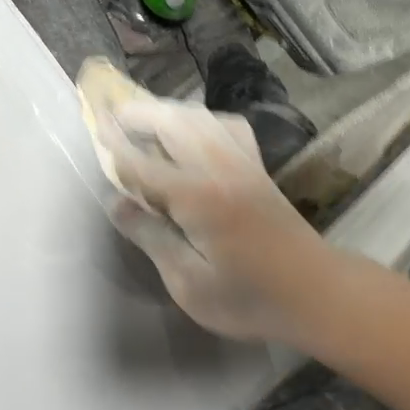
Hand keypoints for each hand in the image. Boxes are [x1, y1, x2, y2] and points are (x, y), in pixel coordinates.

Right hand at [100, 97, 337, 342]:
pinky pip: (225, 125)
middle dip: (138, 114)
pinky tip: (192, 133)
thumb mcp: (189, 283)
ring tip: (142, 120)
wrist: (316, 293)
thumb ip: (152, 238)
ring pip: (199, 117)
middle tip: (111, 116)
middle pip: (172, 122)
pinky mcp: (257, 166)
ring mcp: (242, 161)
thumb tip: (118, 203)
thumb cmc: (248, 297)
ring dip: (167, 112)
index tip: (93, 127)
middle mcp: (219, 165)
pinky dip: (200, 119)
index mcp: (198, 195)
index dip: (115, 146)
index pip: (143, 162)